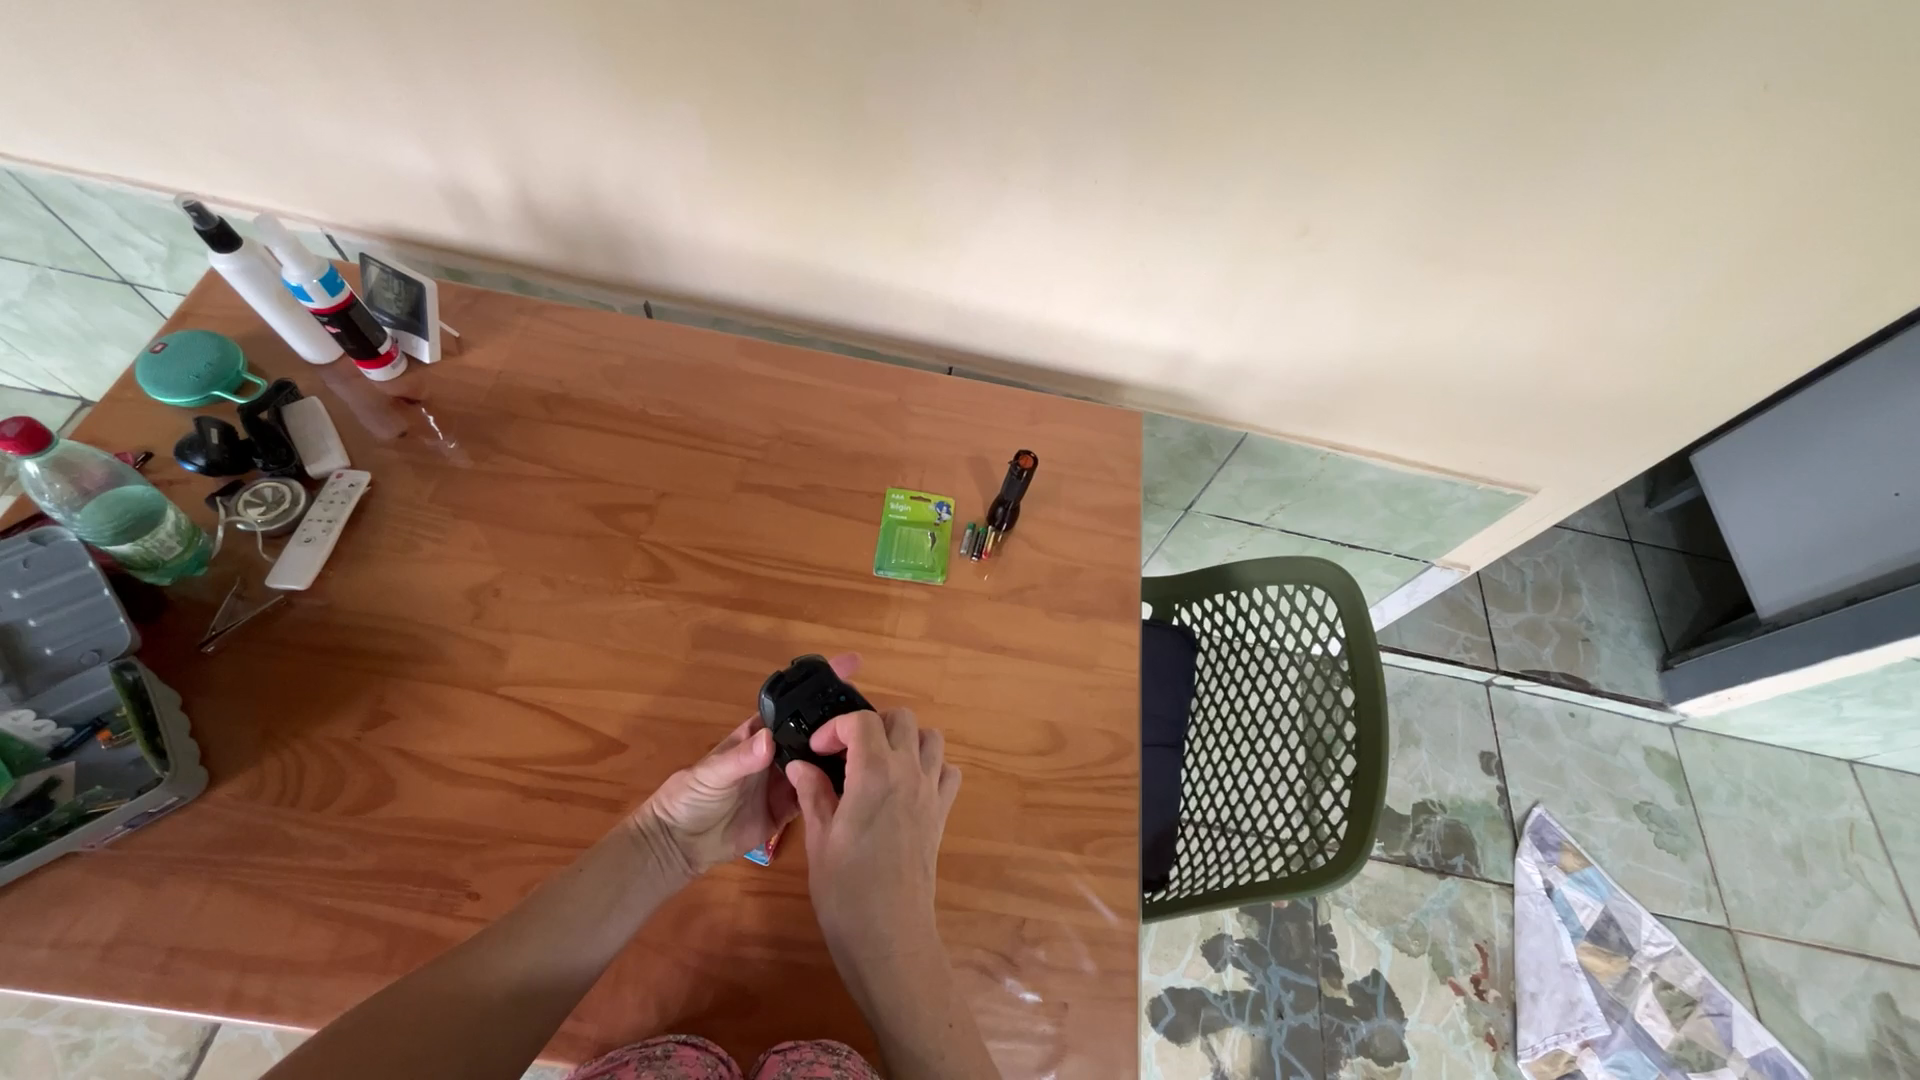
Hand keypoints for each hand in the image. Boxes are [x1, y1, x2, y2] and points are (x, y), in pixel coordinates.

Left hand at [634, 653, 862, 877]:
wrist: (682, 844)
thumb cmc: (691, 796)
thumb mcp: (712, 773)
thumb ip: (741, 758)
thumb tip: (768, 740)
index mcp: (761, 733)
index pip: (795, 702)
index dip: (821, 683)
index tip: (852, 663)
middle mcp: (780, 752)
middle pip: (816, 729)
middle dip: (843, 718)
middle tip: (878, 715)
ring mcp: (788, 779)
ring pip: (823, 760)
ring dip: (845, 753)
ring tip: (879, 747)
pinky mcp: (792, 808)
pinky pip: (820, 794)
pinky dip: (837, 788)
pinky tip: (862, 784)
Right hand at [785, 706, 961, 974]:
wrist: (889, 935)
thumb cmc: (845, 890)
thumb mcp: (819, 839)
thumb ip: (813, 792)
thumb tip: (800, 764)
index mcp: (875, 773)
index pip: (862, 720)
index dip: (836, 727)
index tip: (817, 750)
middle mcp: (909, 772)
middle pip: (900, 719)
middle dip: (871, 726)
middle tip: (845, 753)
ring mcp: (931, 791)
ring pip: (930, 738)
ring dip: (904, 741)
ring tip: (876, 765)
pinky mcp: (943, 813)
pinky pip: (947, 771)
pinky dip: (931, 767)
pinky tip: (905, 788)